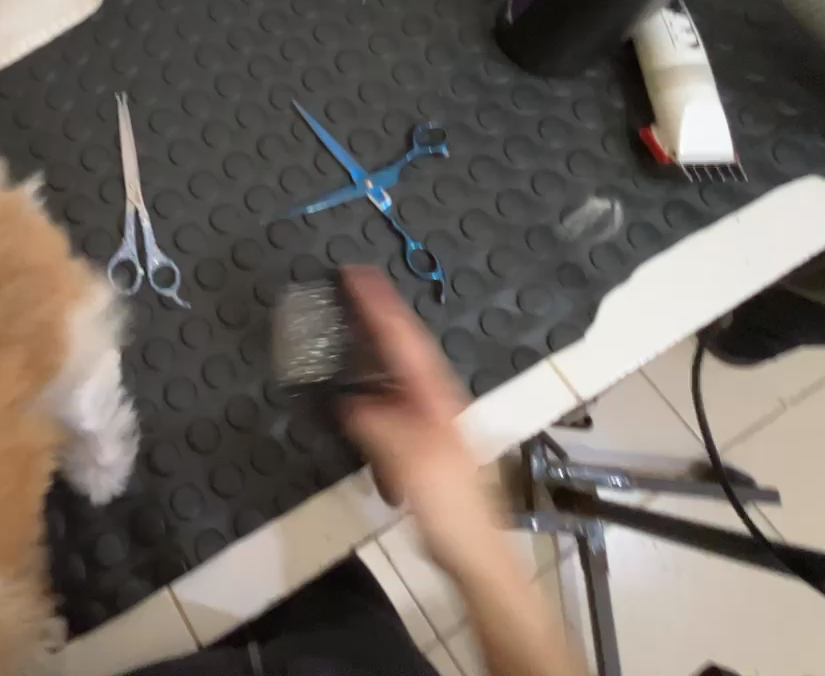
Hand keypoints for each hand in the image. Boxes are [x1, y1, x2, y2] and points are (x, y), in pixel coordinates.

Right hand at [336, 266, 504, 573]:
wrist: (474, 550)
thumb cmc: (450, 504)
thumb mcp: (410, 459)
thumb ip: (376, 424)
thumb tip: (350, 403)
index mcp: (435, 395)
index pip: (404, 338)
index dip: (380, 304)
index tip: (358, 273)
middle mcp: (434, 397)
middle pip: (403, 344)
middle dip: (378, 312)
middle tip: (351, 284)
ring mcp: (428, 416)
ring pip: (396, 367)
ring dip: (374, 340)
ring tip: (350, 319)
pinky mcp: (418, 437)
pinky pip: (388, 393)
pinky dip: (369, 375)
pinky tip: (354, 381)